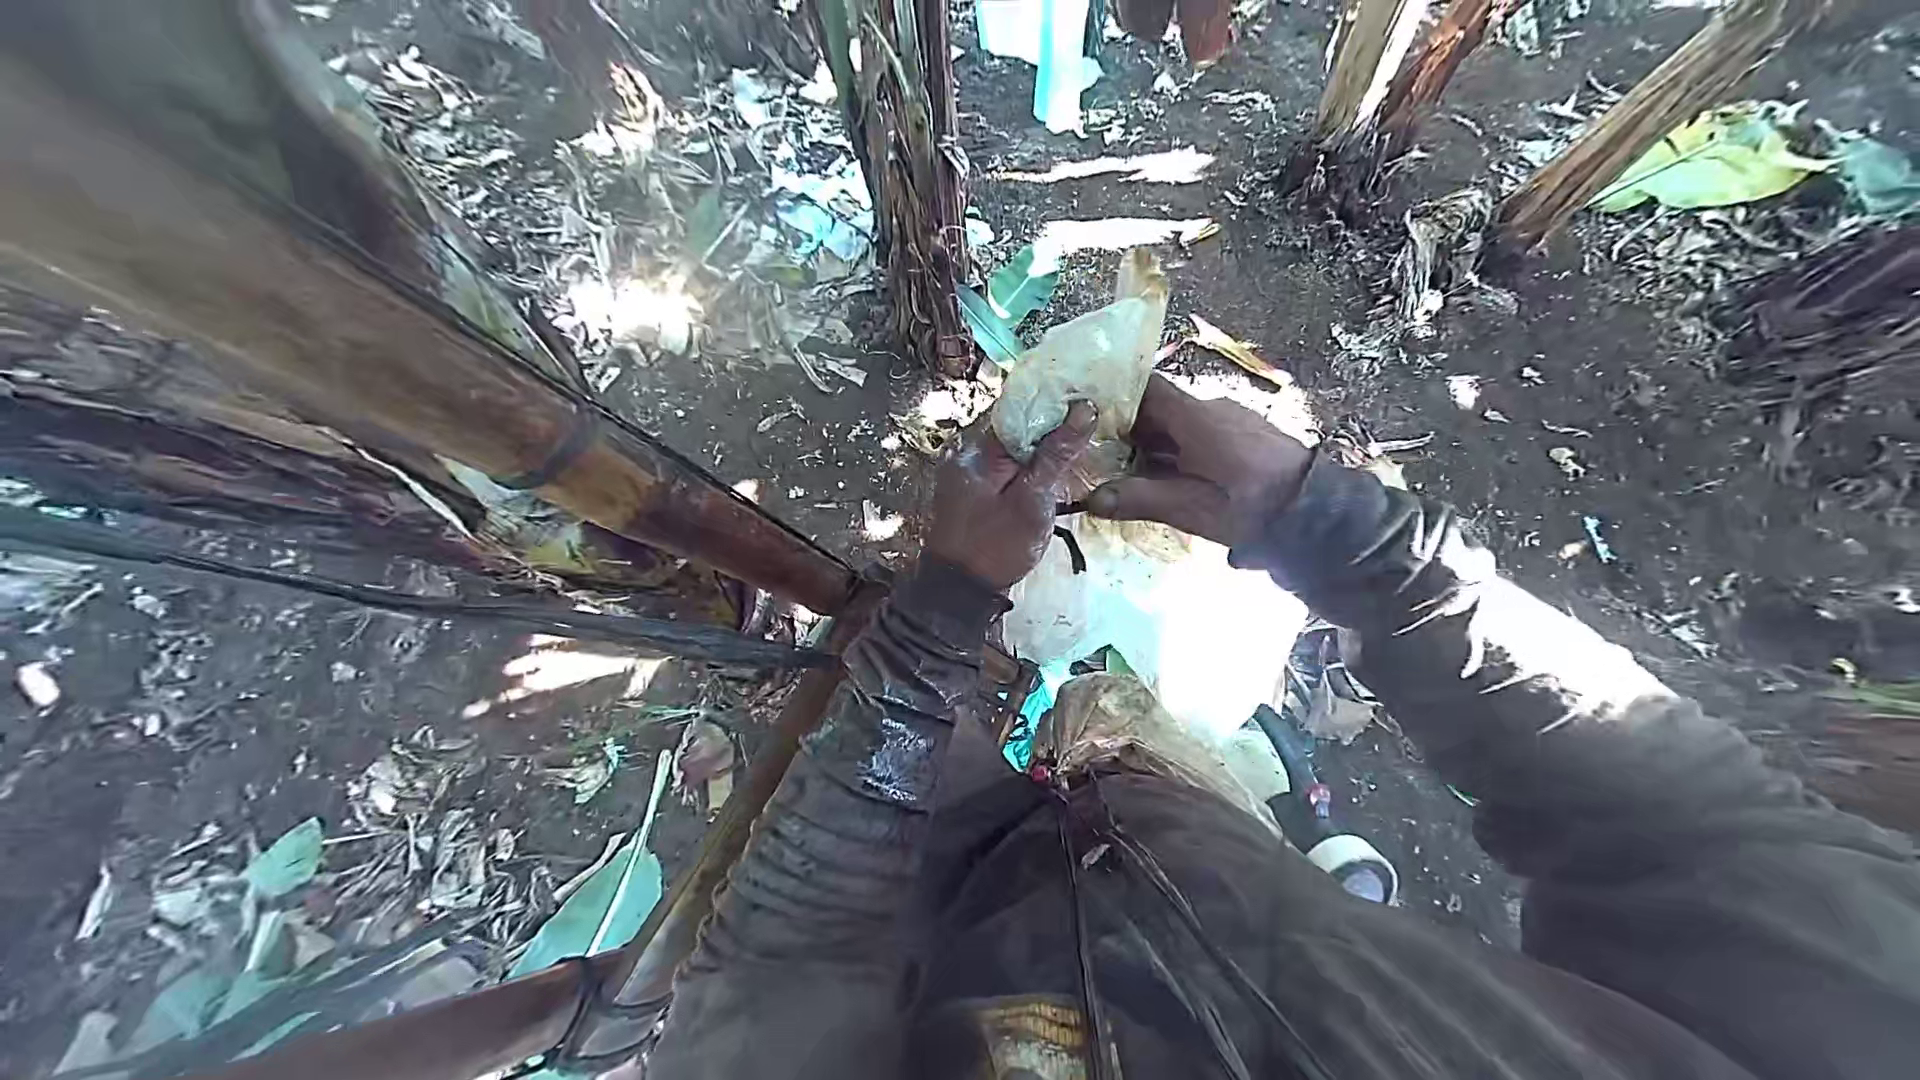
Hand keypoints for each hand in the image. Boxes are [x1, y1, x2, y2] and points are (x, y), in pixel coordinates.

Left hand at [926, 401, 1095, 589]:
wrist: (958, 591)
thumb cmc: (995, 548)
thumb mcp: (1032, 501)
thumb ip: (1055, 455)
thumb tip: (1085, 408)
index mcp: (978, 447)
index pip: (1022, 407)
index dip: (1058, 403)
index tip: (1092, 403)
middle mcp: (968, 450)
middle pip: (1018, 424)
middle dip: (1053, 425)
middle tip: (1094, 426)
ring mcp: (968, 469)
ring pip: (1014, 445)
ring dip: (1043, 447)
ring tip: (1081, 444)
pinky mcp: (973, 487)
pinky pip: (1006, 464)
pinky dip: (1028, 465)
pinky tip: (1054, 470)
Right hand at [1084, 376, 1311, 546]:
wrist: (1317, 511)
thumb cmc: (1250, 505)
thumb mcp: (1190, 507)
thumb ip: (1140, 499)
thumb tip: (1092, 499)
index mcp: (1195, 417)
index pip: (1146, 388)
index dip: (1115, 398)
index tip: (1091, 418)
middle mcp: (1211, 408)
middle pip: (1158, 406)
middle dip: (1129, 428)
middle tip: (1101, 452)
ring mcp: (1230, 418)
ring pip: (1178, 420)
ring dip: (1153, 441)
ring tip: (1130, 470)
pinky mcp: (1243, 433)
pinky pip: (1198, 430)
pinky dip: (1177, 447)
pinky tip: (1171, 474)